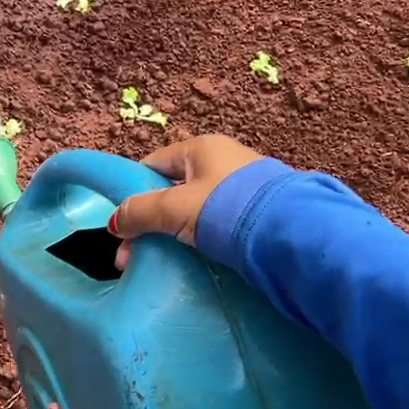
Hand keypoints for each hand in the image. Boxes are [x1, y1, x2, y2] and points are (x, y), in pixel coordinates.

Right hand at [108, 135, 264, 268]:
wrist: (294, 234)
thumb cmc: (227, 210)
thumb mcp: (173, 208)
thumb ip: (138, 212)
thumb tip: (114, 222)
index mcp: (200, 148)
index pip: (152, 165)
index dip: (131, 192)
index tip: (121, 223)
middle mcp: (222, 161)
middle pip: (171, 191)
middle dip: (148, 222)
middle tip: (132, 254)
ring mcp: (242, 188)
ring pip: (192, 210)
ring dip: (170, 234)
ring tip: (158, 261)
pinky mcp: (257, 213)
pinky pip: (215, 224)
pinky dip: (198, 239)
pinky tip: (190, 259)